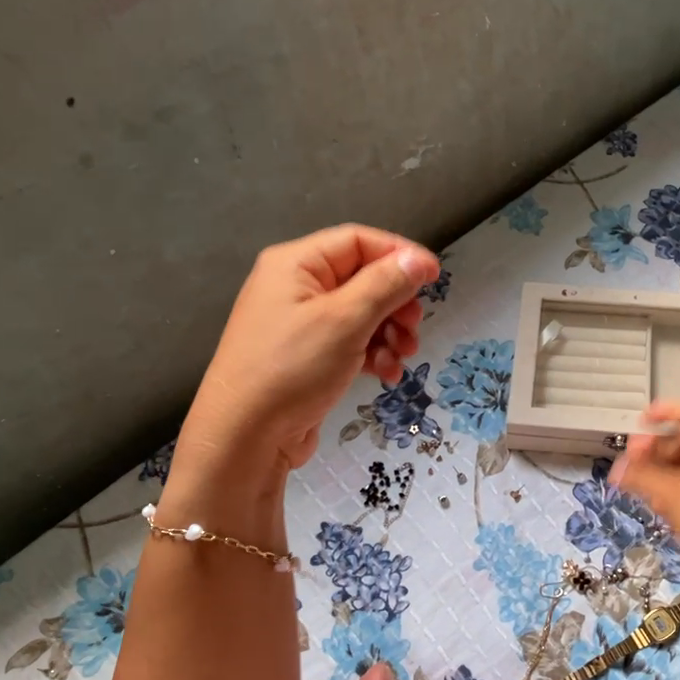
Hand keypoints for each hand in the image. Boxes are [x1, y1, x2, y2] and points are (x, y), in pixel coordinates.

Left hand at [178, 225, 439, 476]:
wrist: (244, 438)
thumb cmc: (293, 369)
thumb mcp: (345, 320)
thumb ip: (386, 285)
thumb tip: (419, 260)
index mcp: (297, 264)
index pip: (358, 241)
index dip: (399, 255)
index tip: (435, 280)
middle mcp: (295, 287)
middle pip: (362, 278)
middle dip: (395, 303)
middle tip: (415, 327)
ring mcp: (299, 324)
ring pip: (361, 314)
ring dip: (390, 333)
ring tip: (404, 356)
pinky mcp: (306, 357)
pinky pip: (349, 343)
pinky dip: (373, 354)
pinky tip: (387, 375)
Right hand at [608, 401, 679, 587]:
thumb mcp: (671, 496)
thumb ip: (641, 478)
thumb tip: (616, 467)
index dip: (665, 410)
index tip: (639, 422)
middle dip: (652, 449)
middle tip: (630, 464)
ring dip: (657, 473)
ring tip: (639, 489)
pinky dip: (669, 492)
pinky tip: (658, 509)